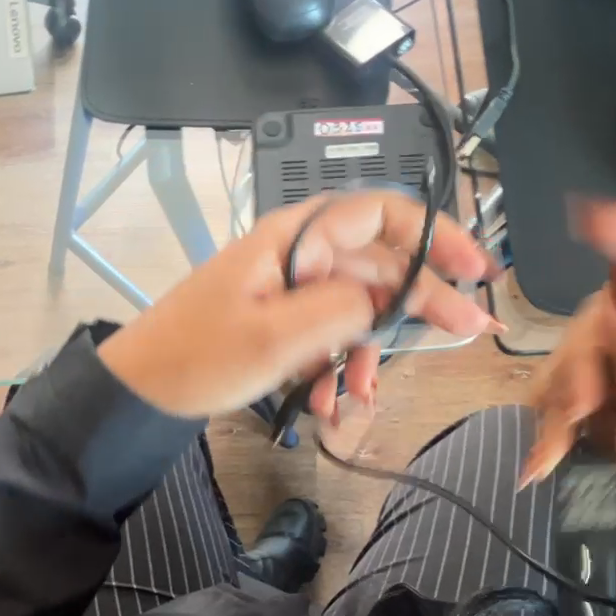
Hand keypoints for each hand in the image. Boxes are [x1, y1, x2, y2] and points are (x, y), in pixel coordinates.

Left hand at [97, 190, 499, 418]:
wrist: (141, 391)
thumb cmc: (197, 358)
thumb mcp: (277, 337)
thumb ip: (344, 307)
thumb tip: (389, 295)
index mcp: (296, 239)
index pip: (382, 215)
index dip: (436, 236)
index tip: (474, 270)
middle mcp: (297, 256)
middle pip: (377, 267)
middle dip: (415, 306)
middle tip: (463, 334)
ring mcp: (286, 291)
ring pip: (354, 311)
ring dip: (365, 353)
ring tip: (356, 396)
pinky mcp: (276, 324)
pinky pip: (324, 337)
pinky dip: (333, 367)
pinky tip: (325, 400)